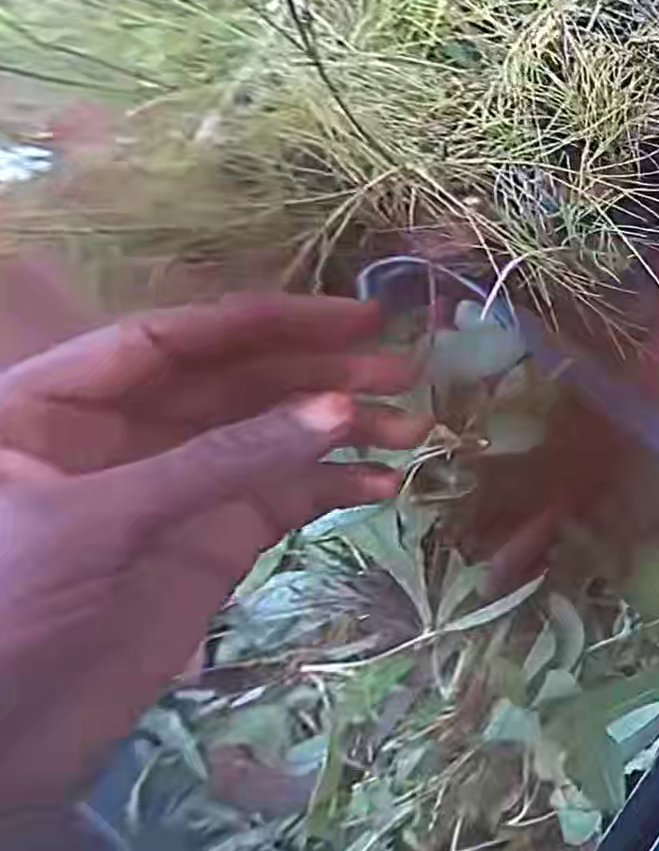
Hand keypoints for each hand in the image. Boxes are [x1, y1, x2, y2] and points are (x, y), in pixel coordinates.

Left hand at [0, 294, 429, 808]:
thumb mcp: (97, 521)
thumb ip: (227, 457)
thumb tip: (346, 408)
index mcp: (52, 412)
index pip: (176, 340)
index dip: (270, 321)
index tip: (363, 318)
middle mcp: (126, 438)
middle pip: (246, 382)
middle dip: (329, 375)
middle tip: (405, 375)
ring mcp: (182, 486)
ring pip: (283, 434)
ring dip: (353, 429)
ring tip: (414, 433)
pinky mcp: (223, 532)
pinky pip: (298, 492)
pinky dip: (345, 484)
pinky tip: (386, 486)